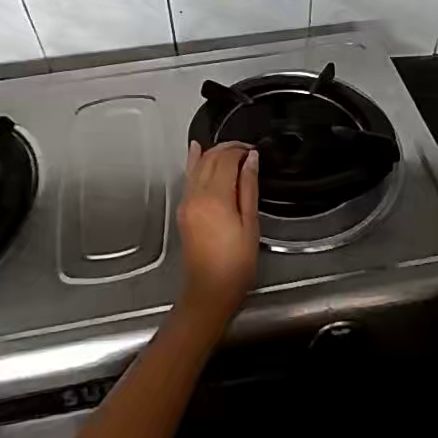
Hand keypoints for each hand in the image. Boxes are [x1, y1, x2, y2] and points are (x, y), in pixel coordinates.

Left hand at [176, 141, 259, 324]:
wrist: (209, 290)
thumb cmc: (234, 265)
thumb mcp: (250, 223)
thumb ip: (249, 186)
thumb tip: (251, 160)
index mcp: (215, 198)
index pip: (226, 159)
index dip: (240, 149)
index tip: (253, 149)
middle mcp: (196, 196)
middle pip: (210, 158)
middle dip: (227, 148)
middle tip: (245, 148)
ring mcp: (186, 202)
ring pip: (197, 165)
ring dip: (213, 153)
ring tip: (230, 148)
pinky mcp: (184, 210)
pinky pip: (189, 177)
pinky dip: (195, 161)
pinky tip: (196, 151)